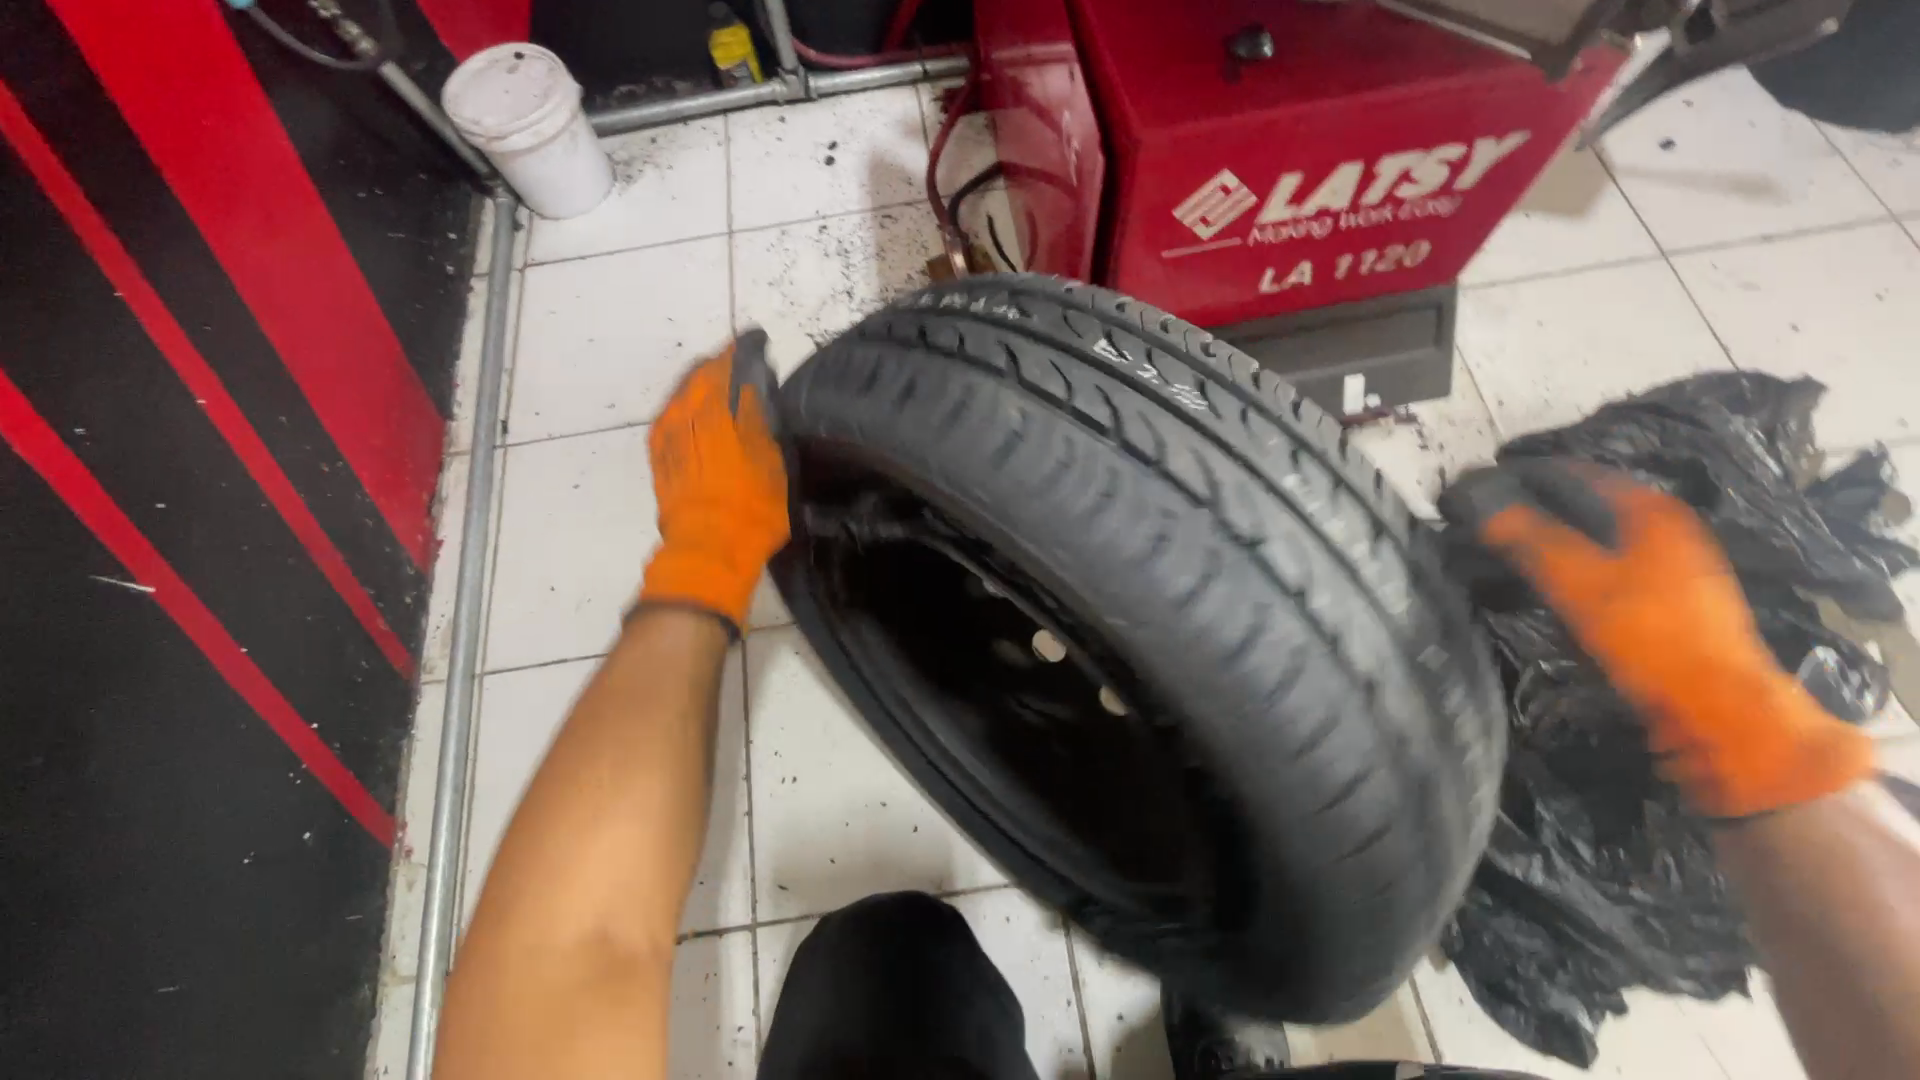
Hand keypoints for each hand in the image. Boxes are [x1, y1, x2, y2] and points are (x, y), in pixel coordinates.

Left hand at [637, 331, 789, 632]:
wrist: (707, 549)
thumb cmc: (751, 510)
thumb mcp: (772, 462)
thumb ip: (759, 420)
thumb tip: (754, 390)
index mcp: (719, 412)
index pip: (730, 365)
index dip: (745, 350)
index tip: (757, 340)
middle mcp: (687, 414)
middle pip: (701, 374)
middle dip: (720, 363)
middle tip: (739, 359)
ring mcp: (668, 434)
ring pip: (682, 392)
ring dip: (700, 381)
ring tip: (718, 380)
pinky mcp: (658, 454)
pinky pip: (670, 414)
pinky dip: (685, 403)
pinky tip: (694, 408)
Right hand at [1438, 459, 1872, 818]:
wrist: (1715, 706)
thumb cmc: (1646, 633)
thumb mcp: (1575, 580)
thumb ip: (1525, 535)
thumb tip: (1471, 495)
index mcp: (1647, 509)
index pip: (1569, 472)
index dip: (1517, 476)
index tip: (1470, 487)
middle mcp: (1663, 525)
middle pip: (1580, 502)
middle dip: (1527, 508)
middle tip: (1476, 520)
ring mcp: (1669, 562)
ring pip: (1589, 535)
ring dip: (1544, 538)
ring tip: (1496, 550)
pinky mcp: (1664, 596)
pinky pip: (1599, 563)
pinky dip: (1563, 564)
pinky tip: (1537, 582)